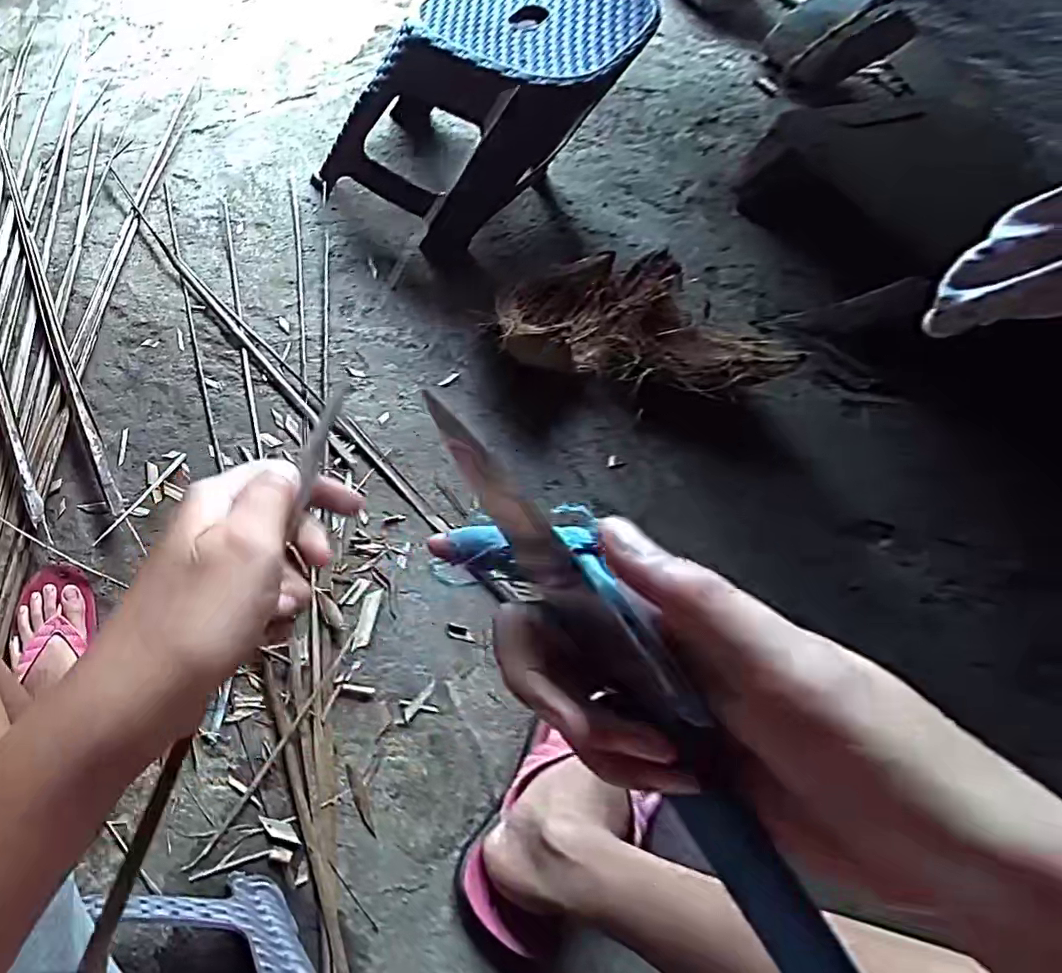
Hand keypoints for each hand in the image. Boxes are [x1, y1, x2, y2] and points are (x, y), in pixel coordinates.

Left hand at [84, 460, 363, 751]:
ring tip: (273, 612)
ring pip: (273, 567)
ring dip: (288, 589)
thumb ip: (271, 497)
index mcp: (214, 501)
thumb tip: (287, 471)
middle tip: (320, 566)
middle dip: (304, 544)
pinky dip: (269, 615)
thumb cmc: (203, 614)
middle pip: (277, 520)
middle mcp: (208, 529)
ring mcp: (208, 571)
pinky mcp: (210, 609)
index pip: (273, 474)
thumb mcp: (248, 543)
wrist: (147, 688)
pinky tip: (261, 634)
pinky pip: (257, 602)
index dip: (317, 488)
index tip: (355, 510)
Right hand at [462, 517, 1061, 946]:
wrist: (946, 864)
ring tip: (669, 765)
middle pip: (538, 642)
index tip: (445, 548)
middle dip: (551, 690)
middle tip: (602, 732)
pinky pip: (591, 744)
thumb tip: (604, 526)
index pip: (567, 569)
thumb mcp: (789, 667)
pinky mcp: (647, 745)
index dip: (501, 552)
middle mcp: (641, 645)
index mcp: (665, 611)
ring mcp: (642, 696)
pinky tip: (677, 781)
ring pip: (557, 697)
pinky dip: (619, 766)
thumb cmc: (881, 750)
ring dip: (596, 737)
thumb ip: (691, 597)